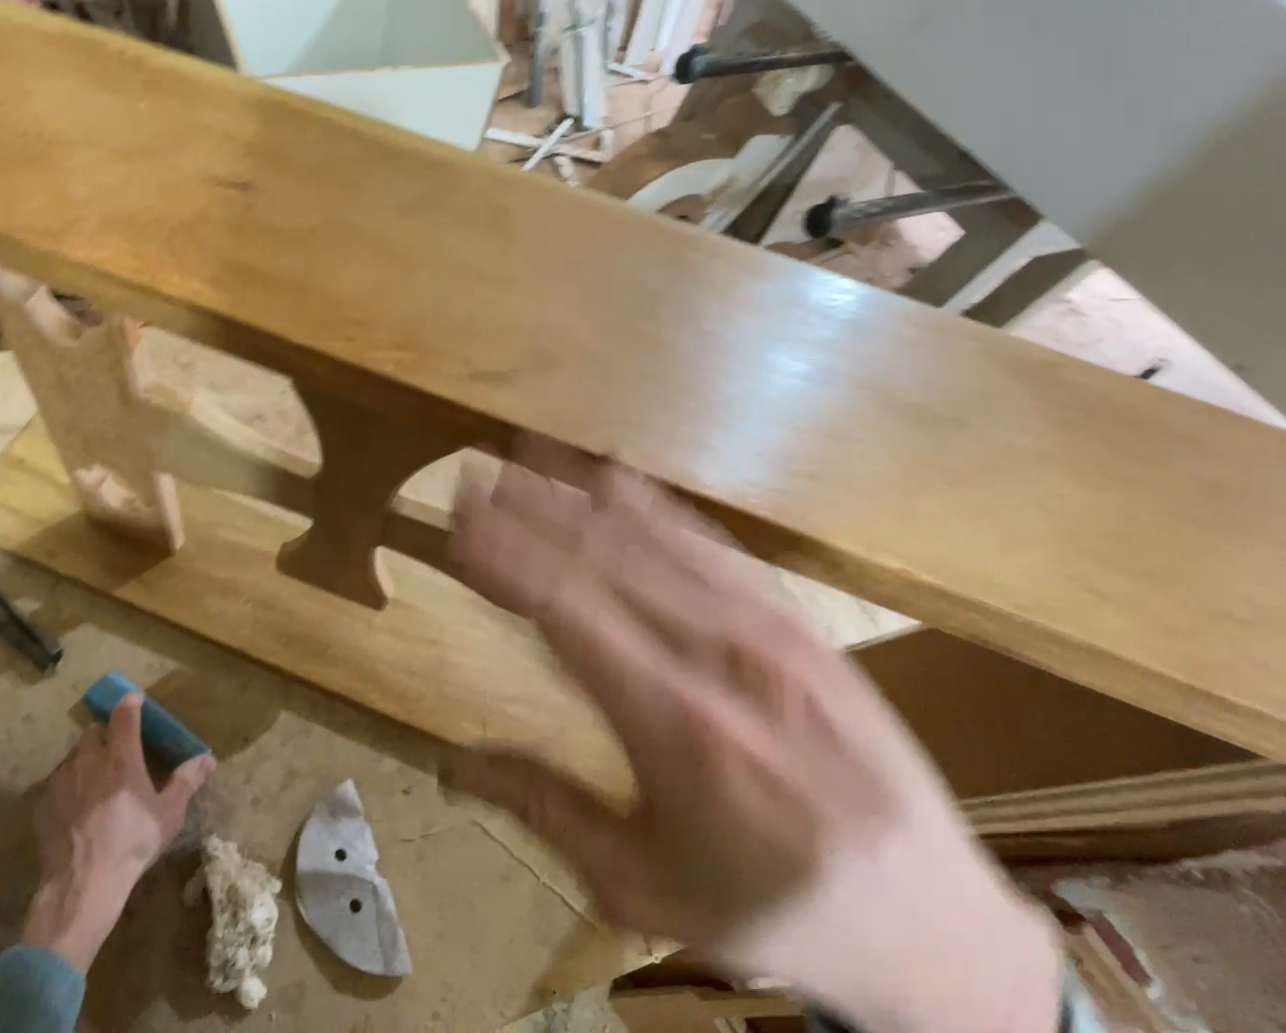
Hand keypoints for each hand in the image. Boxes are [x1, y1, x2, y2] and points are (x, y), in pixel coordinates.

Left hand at [22, 692, 215, 970]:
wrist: (84, 881)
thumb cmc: (132, 843)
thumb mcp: (168, 813)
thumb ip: (187, 780)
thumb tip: (208, 758)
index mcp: (121, 757)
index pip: (125, 715)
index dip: (131, 703)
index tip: (136, 699)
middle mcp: (88, 758)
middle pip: (94, 732)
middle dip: (106, 735)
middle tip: (118, 753)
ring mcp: (60, 778)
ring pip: (73, 755)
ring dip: (86, 760)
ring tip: (96, 782)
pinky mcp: (40, 799)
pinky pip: (54, 782)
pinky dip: (66, 786)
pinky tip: (74, 807)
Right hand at [442, 445, 1061, 1032]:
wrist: (932, 927)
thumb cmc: (770, 914)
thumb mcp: (642, 887)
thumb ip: (544, 811)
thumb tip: (452, 764)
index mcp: (677, 728)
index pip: (568, 613)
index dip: (508, 561)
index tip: (459, 526)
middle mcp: (726, 662)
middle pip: (610, 561)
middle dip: (534, 512)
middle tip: (475, 477)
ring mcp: (775, 637)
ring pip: (663, 542)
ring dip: (587, 497)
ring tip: (530, 457)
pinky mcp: (805, 630)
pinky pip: (720, 551)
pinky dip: (662, 511)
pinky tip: (622, 483)